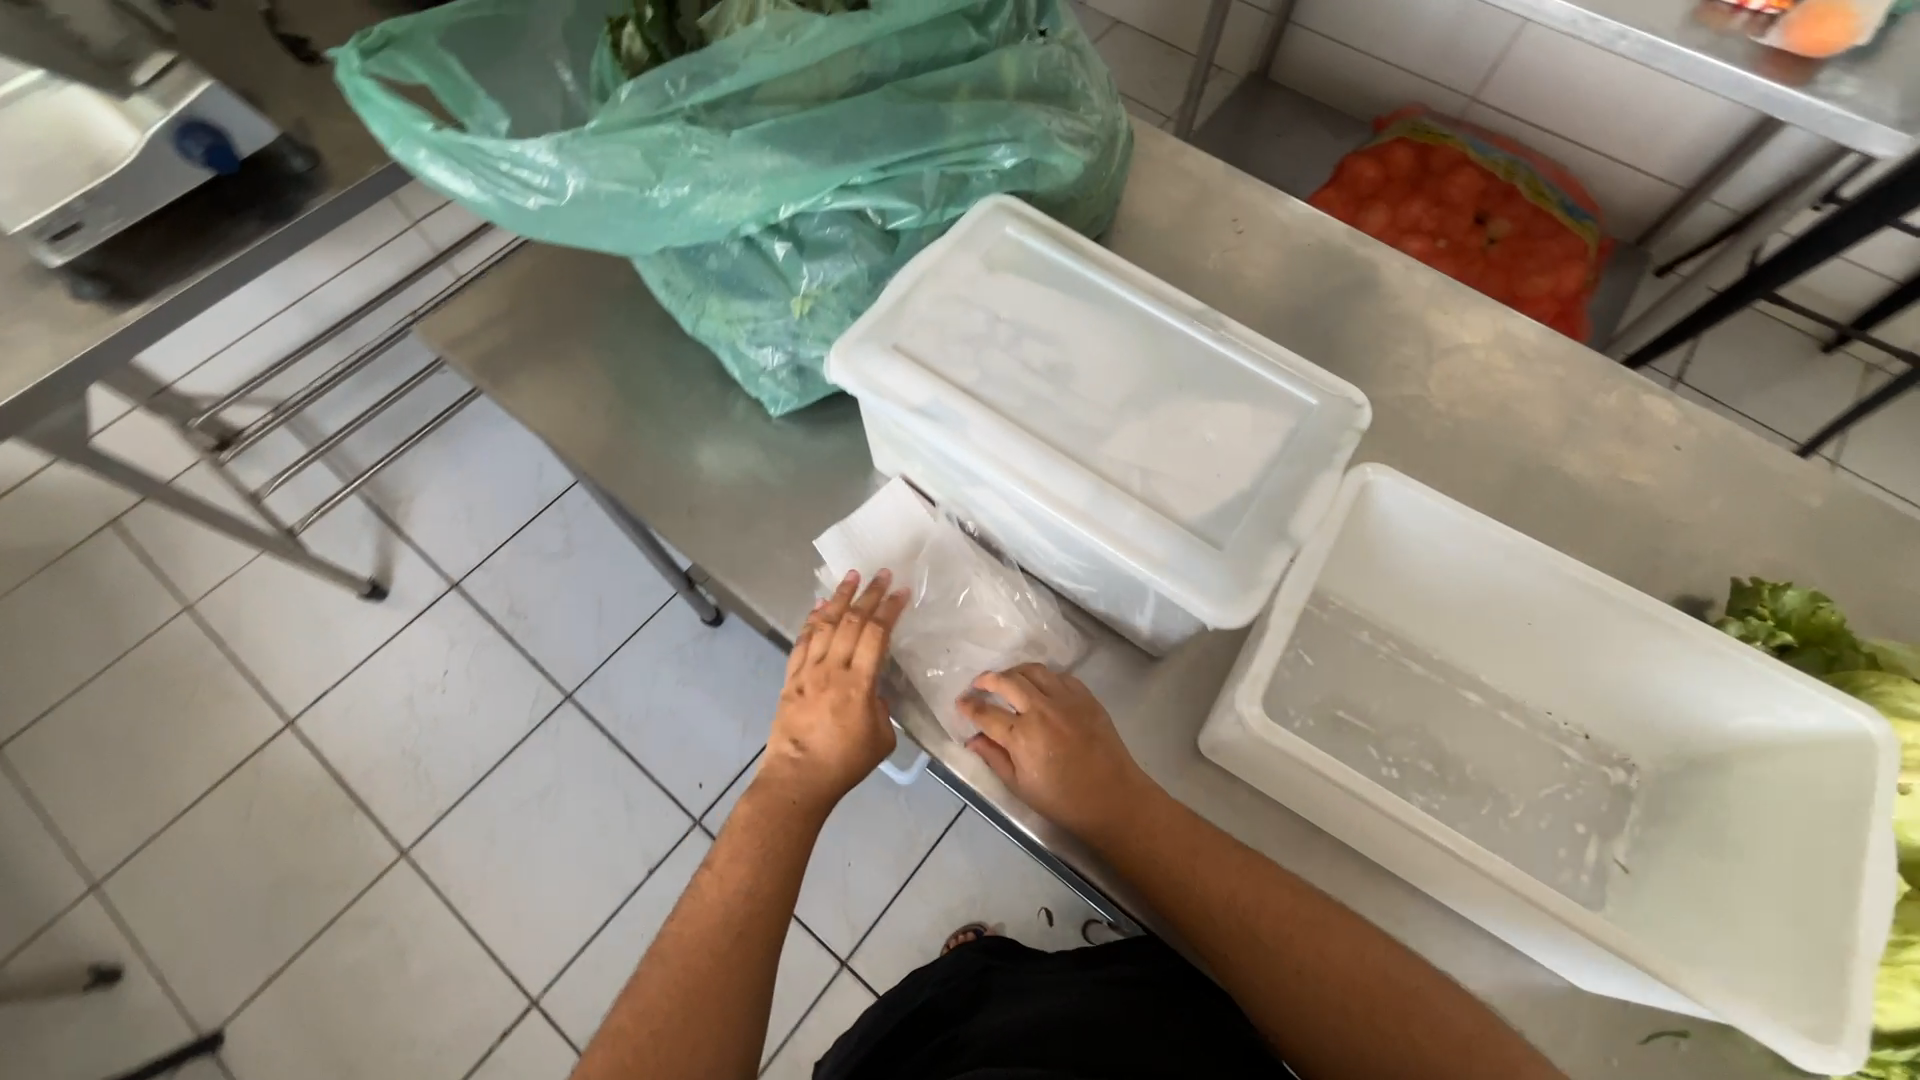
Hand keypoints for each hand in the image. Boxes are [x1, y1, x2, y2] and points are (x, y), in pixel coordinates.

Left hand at [759, 570, 907, 812]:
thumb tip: (873, 693)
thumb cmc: (844, 763)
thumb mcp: (881, 738)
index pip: (877, 635)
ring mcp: (807, 672)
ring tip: (850, 577)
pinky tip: (820, 607)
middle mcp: (832, 670)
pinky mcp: (790, 679)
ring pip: (824, 625)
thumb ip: (881, 708)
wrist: (797, 779)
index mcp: (859, 684)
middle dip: (868, 594)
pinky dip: (812, 620)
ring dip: (839, 598)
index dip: (889, 609)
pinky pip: (802, 642)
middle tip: (881, 574)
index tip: (901, 591)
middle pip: (852, 622)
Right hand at [958, 663, 1156, 841]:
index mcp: (1022, 735)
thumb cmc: (1063, 800)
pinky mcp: (1087, 698)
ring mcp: (1066, 700)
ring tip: (1008, 679)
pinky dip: (1045, 678)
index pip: (986, 713)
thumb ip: (994, 757)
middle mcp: (1042, 710)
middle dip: (987, 679)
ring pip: (1034, 671)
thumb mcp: (1020, 786)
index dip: (969, 706)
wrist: (1112, 798)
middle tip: (979, 684)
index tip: (961, 702)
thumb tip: (972, 739)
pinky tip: (1041, 688)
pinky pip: (1061, 676)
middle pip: (1007, 681)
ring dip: (1015, 672)